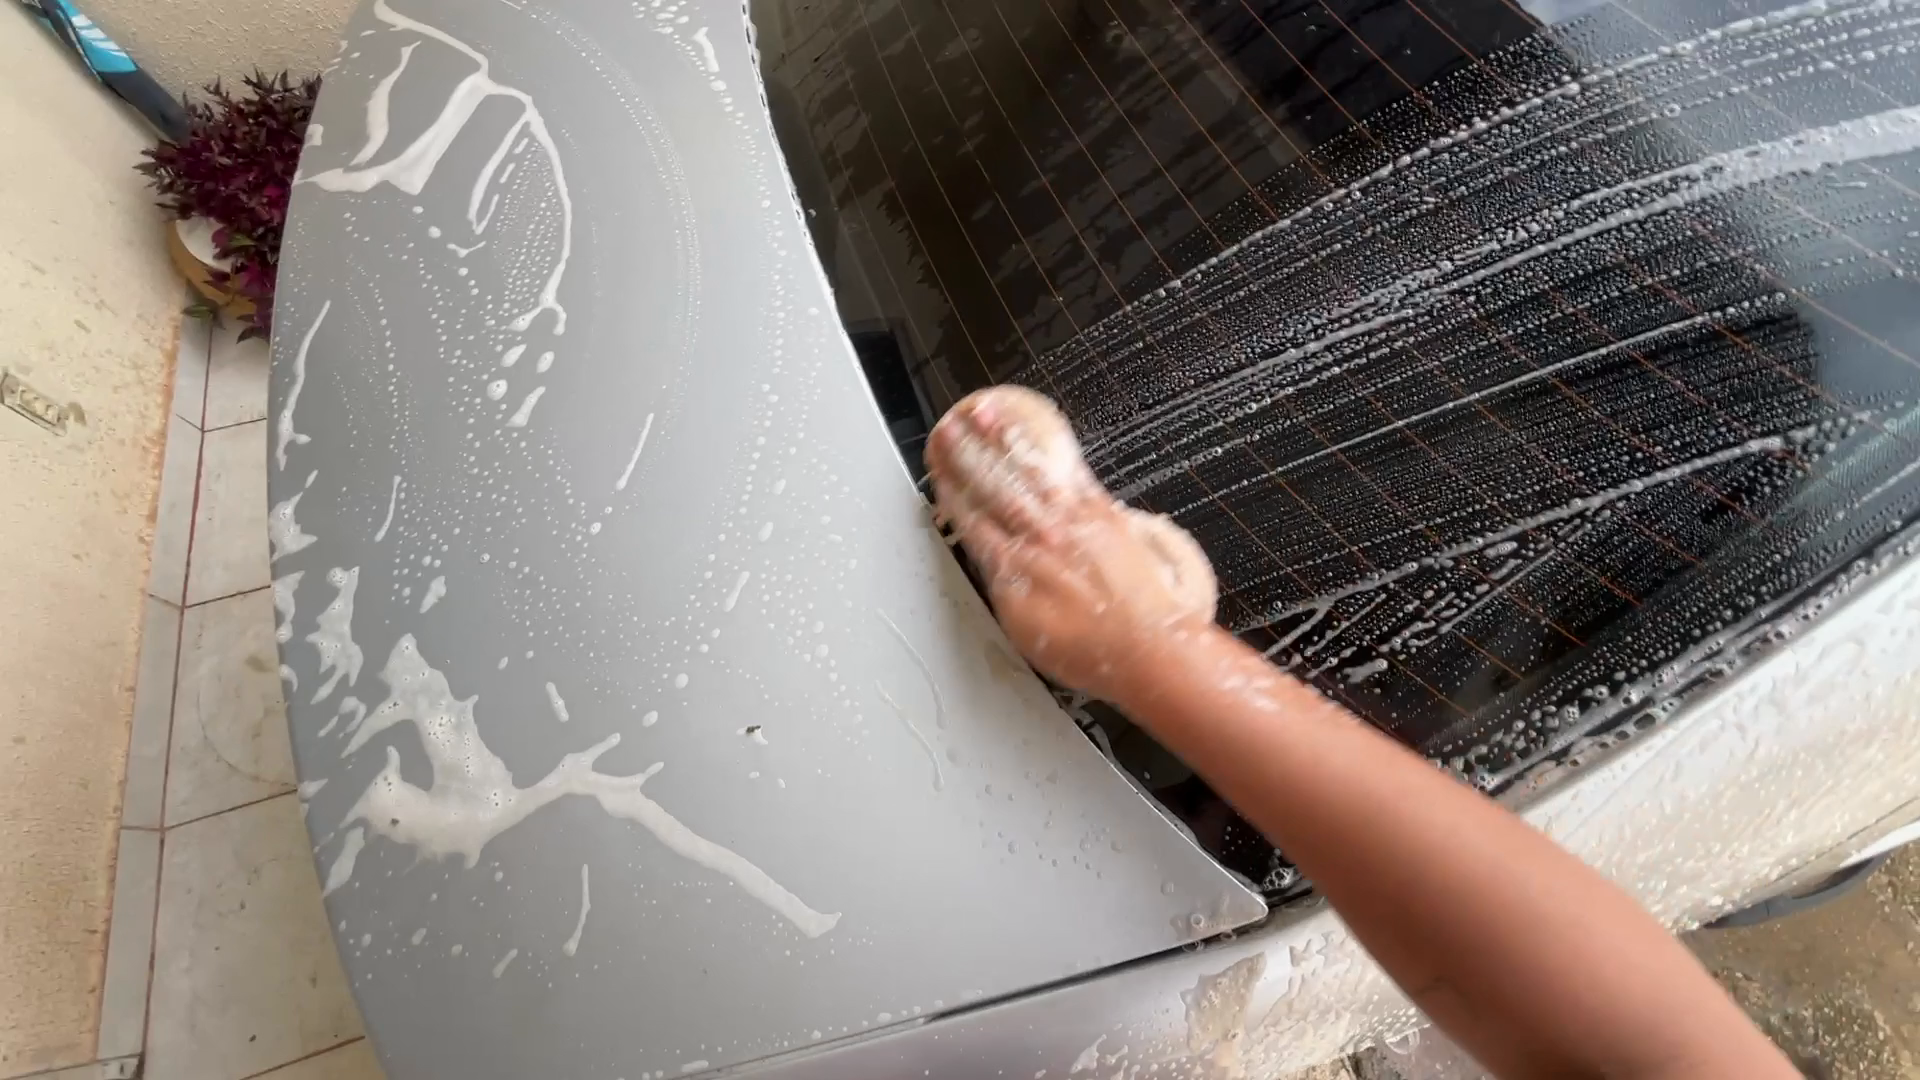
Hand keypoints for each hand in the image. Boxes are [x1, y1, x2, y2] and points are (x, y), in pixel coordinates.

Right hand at [924, 386, 1217, 702]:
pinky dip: (1052, 448)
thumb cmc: (1090, 649)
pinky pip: (1071, 471)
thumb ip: (1003, 589)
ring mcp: (1073, 519)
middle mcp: (1039, 536)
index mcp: (1013, 567)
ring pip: (1027, 470)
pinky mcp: (1105, 512)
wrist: (1146, 647)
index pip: (971, 518)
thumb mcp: (1023, 629)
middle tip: (948, 428)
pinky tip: (1041, 428)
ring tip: (983, 413)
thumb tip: (992, 563)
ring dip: (1002, 439)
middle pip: (993, 485)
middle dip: (966, 454)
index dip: (950, 489)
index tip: (937, 469)